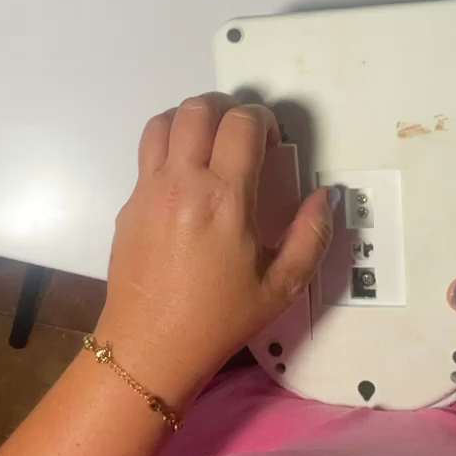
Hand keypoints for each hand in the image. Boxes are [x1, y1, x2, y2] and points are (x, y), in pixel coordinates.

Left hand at [98, 93, 338, 407]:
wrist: (149, 348)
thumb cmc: (219, 319)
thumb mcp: (282, 286)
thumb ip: (312, 235)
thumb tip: (327, 194)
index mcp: (224, 198)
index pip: (241, 123)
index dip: (262, 119)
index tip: (272, 142)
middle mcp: (182, 182)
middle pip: (198, 108)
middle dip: (226, 108)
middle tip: (242, 135)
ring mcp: (148, 189)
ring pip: (164, 120)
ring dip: (191, 118)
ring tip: (209, 143)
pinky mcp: (128, 203)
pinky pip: (146, 152)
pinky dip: (168, 144)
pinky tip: (185, 176)